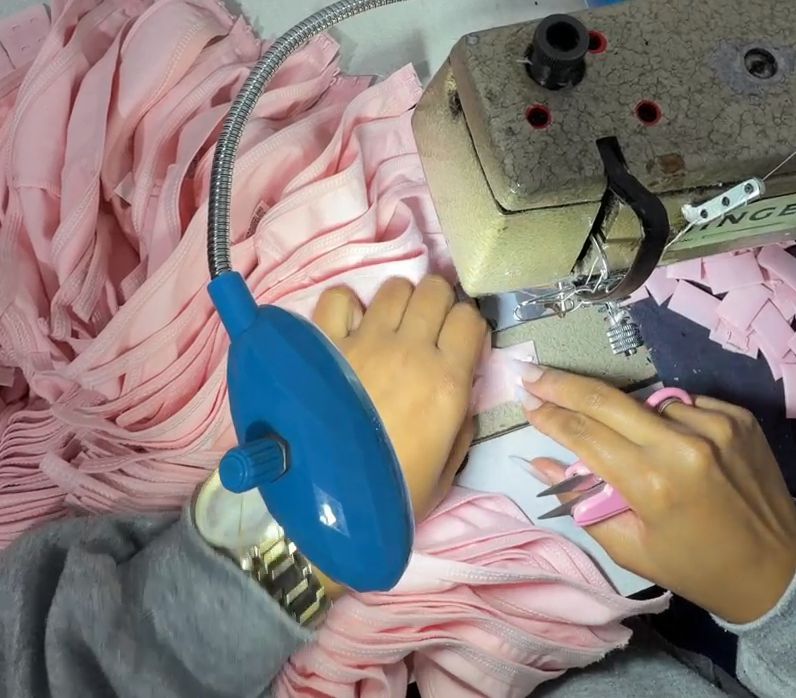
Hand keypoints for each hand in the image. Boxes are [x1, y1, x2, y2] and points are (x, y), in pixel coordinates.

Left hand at [312, 277, 489, 524]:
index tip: (459, 343)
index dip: (467, 327)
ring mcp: (365, 342)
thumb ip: (462, 423)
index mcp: (447, 381)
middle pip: (435, 290)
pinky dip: (346, 306)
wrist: (329, 508)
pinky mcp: (325, 344)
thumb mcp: (447, 469)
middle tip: (428, 328)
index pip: (470, 318)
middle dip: (438, 303)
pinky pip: (339, 298)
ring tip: (392, 325)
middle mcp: (410, 351)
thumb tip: (461, 388)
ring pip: (395, 286)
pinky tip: (350, 326)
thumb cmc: (393, 494)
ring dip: (400, 301)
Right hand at [521, 368, 795, 623]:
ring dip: (628, 415)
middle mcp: (682, 444)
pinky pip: (684, 404)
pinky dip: (670, 420)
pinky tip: (679, 447)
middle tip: (532, 372)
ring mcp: (714, 424)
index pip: (584, 434)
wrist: (780, 571)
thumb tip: (540, 461)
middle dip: (562, 384)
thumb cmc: (697, 568)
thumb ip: (581, 502)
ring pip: (646, 402)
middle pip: (605, 399)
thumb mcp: (632, 549)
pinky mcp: (736, 416)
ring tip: (640, 449)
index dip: (550, 416)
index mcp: (652, 483)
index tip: (526, 401)